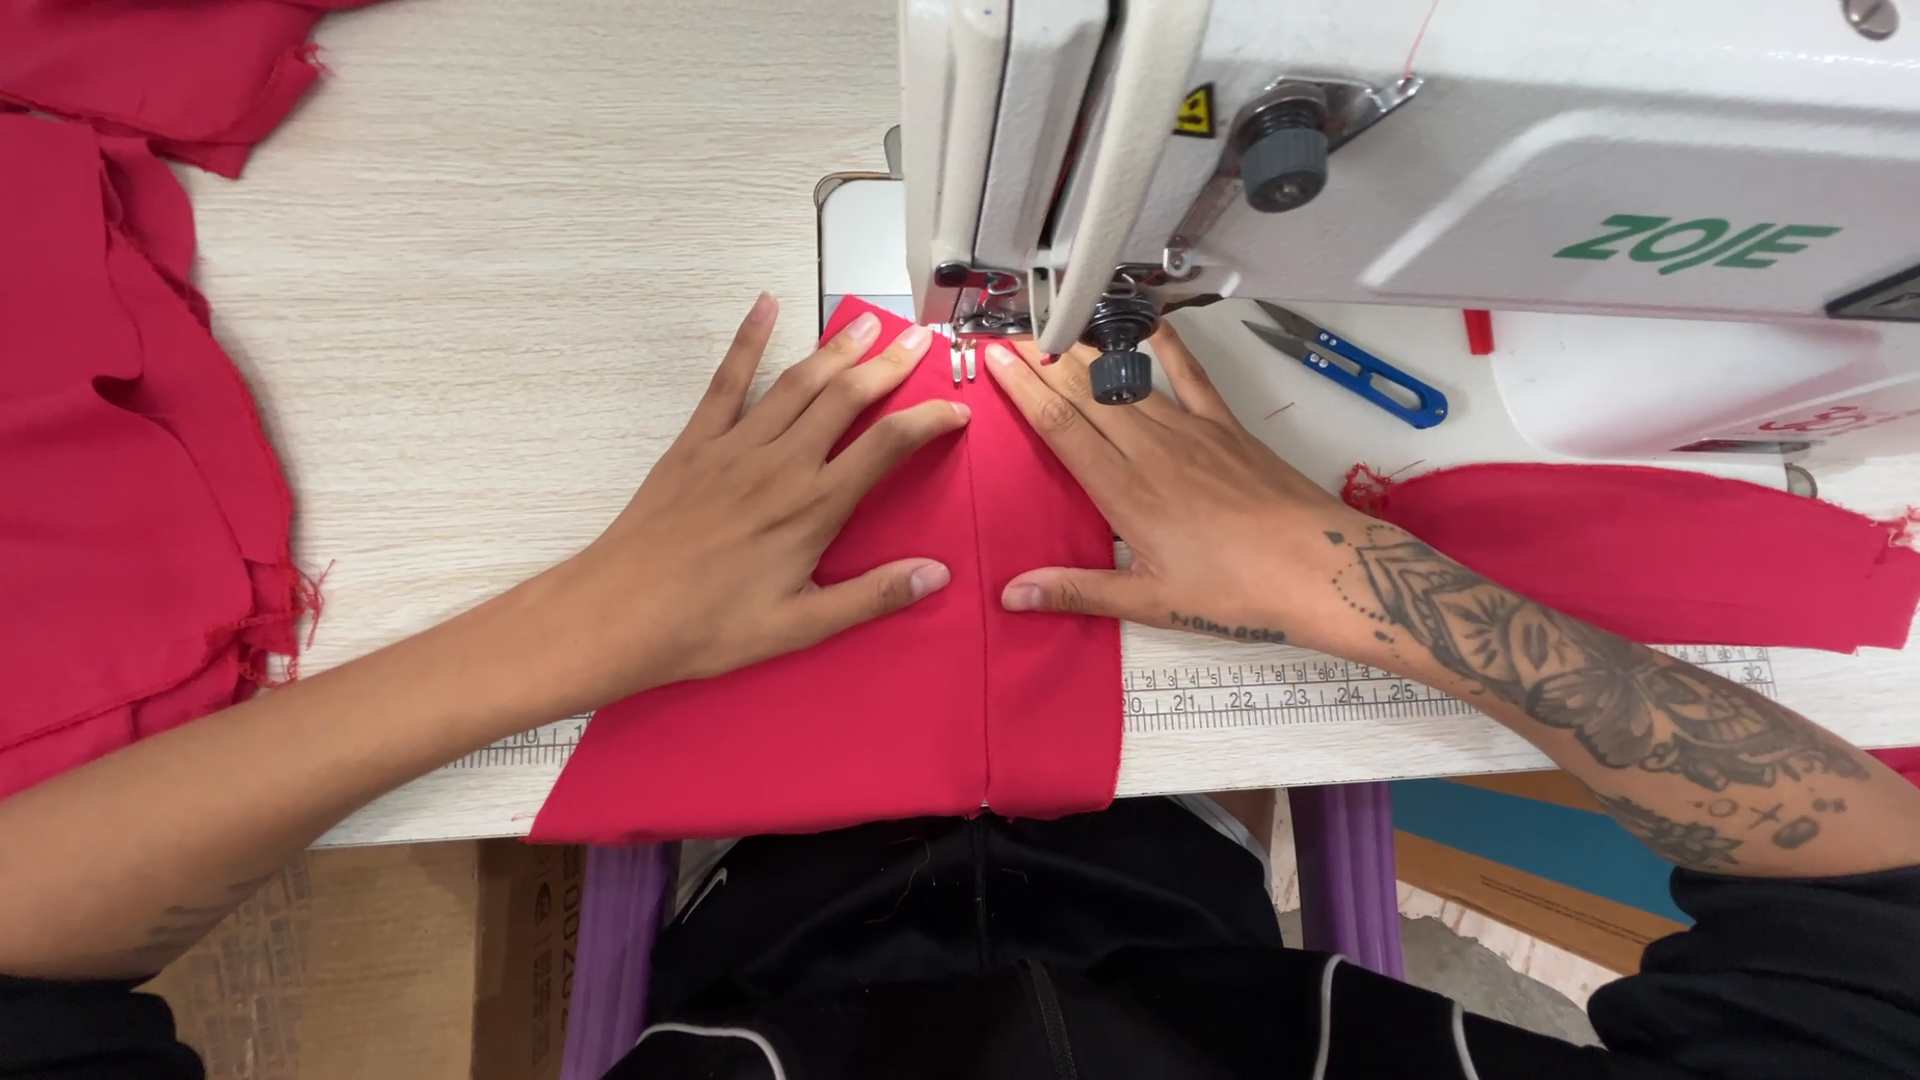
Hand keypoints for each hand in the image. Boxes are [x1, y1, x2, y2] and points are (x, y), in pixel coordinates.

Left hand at [537, 295, 968, 707]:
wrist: (617, 615)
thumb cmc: (710, 627)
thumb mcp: (800, 626)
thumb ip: (871, 596)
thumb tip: (937, 574)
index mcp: (814, 506)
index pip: (888, 446)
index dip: (928, 422)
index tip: (955, 412)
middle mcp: (781, 464)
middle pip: (847, 398)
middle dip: (889, 366)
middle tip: (919, 341)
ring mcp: (735, 446)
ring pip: (798, 383)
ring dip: (837, 349)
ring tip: (868, 323)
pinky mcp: (696, 442)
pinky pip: (727, 381)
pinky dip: (747, 340)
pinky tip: (764, 306)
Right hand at [982, 323, 1387, 662]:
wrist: (1319, 569)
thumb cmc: (1234, 590)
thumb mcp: (1148, 601)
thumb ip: (1077, 590)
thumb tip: (1013, 595)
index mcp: (1125, 491)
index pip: (1061, 425)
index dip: (1023, 389)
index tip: (996, 361)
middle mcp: (1152, 450)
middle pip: (1085, 392)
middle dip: (1041, 359)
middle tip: (1009, 336)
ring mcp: (1191, 432)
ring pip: (1126, 381)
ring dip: (1085, 353)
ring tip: (1054, 332)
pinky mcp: (1225, 428)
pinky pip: (1192, 377)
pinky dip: (1169, 349)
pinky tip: (1151, 326)